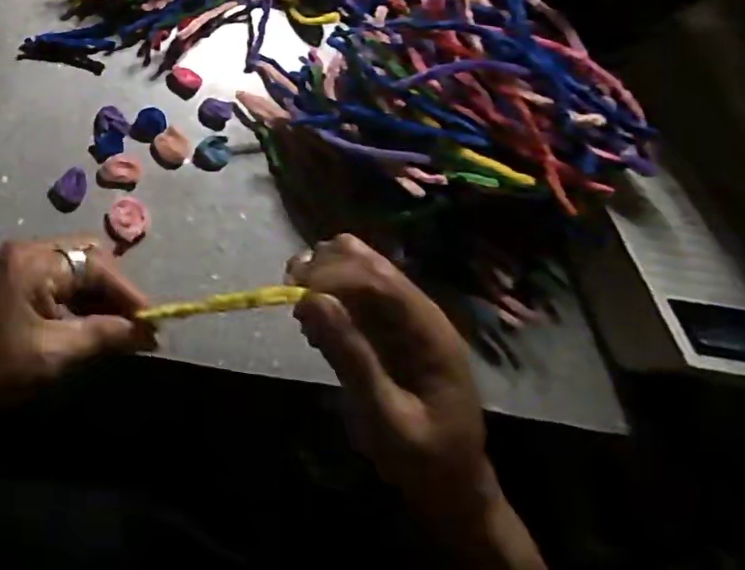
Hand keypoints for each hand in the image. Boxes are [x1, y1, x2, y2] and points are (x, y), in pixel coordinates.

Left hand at [0, 235, 153, 449]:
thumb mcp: (53, 354)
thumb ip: (102, 335)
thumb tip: (147, 331)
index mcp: (33, 260)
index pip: (95, 262)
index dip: (128, 292)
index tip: (155, 323)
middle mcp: (26, 254)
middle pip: (85, 259)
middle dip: (115, 291)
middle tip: (139, 328)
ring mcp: (18, 269)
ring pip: (73, 273)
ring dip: (99, 300)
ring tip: (125, 333)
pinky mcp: (14, 288)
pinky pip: (57, 286)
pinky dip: (79, 306)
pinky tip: (96, 331)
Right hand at [287, 235, 488, 506]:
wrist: (450, 486)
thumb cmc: (423, 457)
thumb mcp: (388, 419)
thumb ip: (354, 359)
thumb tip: (312, 299)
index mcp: (430, 331)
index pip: (377, 276)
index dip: (332, 276)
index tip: (297, 298)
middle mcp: (414, 310)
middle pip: (361, 257)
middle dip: (320, 269)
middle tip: (295, 305)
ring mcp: (397, 312)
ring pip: (349, 261)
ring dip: (317, 275)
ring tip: (304, 315)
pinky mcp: (379, 321)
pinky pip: (343, 284)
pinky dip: (319, 290)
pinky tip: (314, 324)